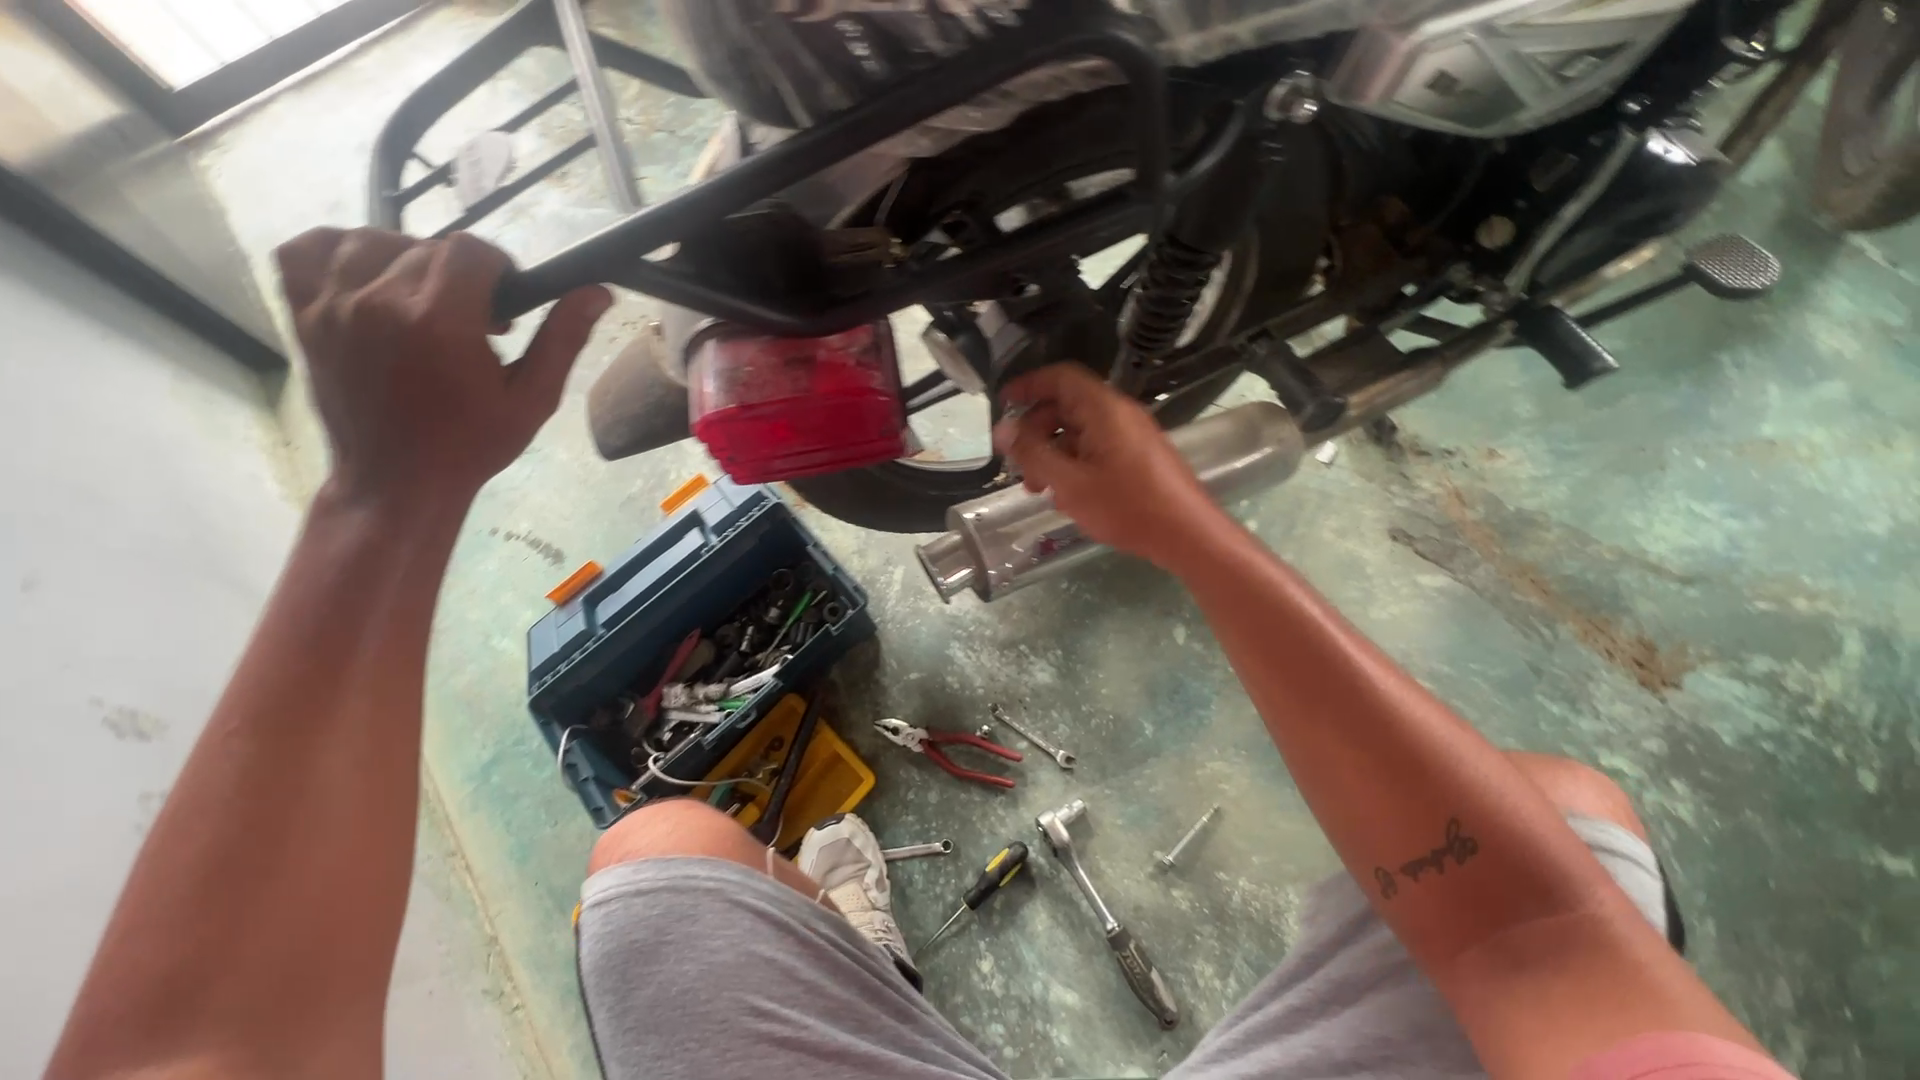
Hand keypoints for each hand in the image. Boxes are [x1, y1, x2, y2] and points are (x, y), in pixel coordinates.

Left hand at [275, 228, 611, 509]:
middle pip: (426, 247)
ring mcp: (332, 306)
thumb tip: (597, 291)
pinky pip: (305, 251)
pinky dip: (337, 252)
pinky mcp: (304, 317)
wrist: (395, 483)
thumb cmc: (472, 445)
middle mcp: (379, 301)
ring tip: (426, 298)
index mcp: (438, 321)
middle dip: (460, 275)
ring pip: (371, 241)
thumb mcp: (532, 399)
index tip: (506, 306)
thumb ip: (562, 339)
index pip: (469, 250)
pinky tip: (368, 278)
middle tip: (476, 320)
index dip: (498, 270)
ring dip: (407, 259)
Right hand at [991, 363, 1226, 567]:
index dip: (1028, 385)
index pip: (1060, 378)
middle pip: (1067, 406)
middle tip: (1018, 465)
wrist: (1188, 535)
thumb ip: (1033, 454)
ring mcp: (1132, 436)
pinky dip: (1074, 464)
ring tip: (1038, 489)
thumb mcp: (1070, 483)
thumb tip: (1003, 429)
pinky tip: (1067, 496)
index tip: (1003, 404)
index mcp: (1103, 409)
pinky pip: (1097, 449)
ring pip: (1080, 432)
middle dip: (1036, 432)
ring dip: (1053, 454)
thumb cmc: (1128, 507)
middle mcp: (1119, 414)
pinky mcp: (1139, 457)